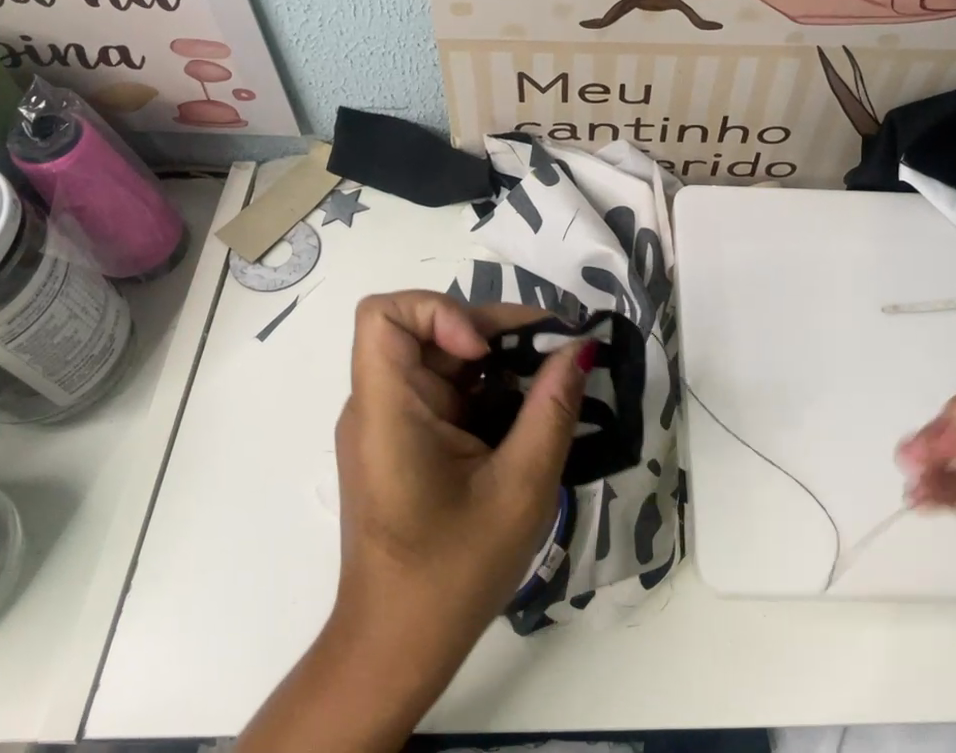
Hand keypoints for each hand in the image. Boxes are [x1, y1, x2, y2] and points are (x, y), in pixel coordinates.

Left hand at [242, 291, 588, 752]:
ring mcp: (388, 426)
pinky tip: (528, 416)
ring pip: (438, 361)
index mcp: (387, 411)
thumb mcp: (521, 489)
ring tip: (553, 382)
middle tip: (558, 352)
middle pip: (424, 331)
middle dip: (493, 332)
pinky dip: (486, 393)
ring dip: (496, 363)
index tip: (487, 352)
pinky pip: (442, 394)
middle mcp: (377, 407)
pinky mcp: (403, 445)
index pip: (385, 314)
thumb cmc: (454, 573)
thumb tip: (579, 348)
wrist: (398, 645)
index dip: (439, 311)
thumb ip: (551, 410)